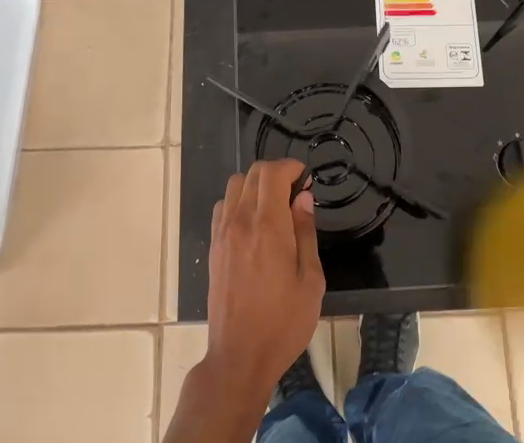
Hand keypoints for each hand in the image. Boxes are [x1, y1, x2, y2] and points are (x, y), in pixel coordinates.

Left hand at [204, 158, 324, 393]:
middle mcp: (241, 222)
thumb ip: (306, 233)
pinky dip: (238, 202)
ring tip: (274, 207)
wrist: (240, 356)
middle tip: (295, 192)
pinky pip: (222, 207)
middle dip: (276, 173)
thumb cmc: (284, 323)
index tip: (305, 178)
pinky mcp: (213, 248)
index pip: (272, 173)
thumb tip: (303, 198)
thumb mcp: (311, 281)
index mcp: (268, 228)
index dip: (290, 167)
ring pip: (234, 186)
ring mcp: (222, 234)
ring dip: (255, 186)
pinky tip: (253, 224)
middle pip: (252, 174)